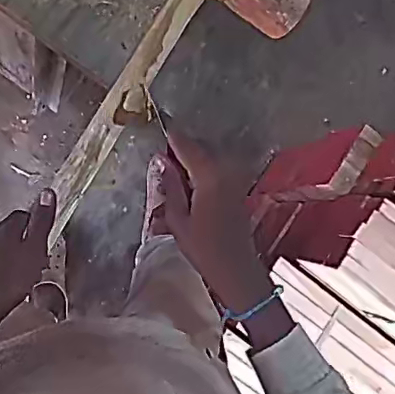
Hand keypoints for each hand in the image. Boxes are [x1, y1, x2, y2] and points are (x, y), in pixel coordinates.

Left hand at [0, 189, 56, 367]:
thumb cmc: (10, 280)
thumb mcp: (33, 250)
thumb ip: (41, 223)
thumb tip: (47, 192)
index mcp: (3, 230)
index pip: (23, 215)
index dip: (37, 225)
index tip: (46, 241)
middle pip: (10, 232)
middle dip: (25, 242)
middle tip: (38, 260)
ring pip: (0, 249)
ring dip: (13, 257)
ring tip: (25, 275)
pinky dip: (2, 270)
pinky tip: (7, 285)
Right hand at [155, 129, 294, 349]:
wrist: (236, 269)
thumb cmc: (204, 248)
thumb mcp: (178, 219)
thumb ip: (170, 186)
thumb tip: (160, 161)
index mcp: (209, 176)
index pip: (187, 146)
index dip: (171, 136)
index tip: (157, 124)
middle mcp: (225, 171)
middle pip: (199, 148)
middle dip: (180, 146)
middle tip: (158, 150)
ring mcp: (234, 179)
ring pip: (208, 158)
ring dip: (191, 158)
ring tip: (170, 165)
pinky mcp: (237, 189)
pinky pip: (215, 169)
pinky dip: (201, 169)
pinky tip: (187, 180)